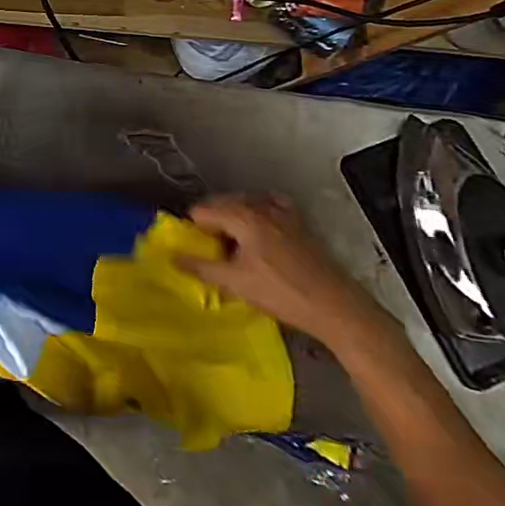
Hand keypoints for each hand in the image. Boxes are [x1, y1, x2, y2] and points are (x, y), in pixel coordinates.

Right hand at [180, 193, 388, 347]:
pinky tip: (256, 234)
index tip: (189, 246)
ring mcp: (282, 210)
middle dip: (211, 221)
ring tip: (229, 247)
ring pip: (246, 204)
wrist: (330, 302)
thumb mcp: (235, 283)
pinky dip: (256, 215)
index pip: (203, 209)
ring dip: (232, 219)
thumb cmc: (280, 293)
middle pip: (223, 203)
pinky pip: (267, 208)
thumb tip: (174, 257)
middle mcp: (261, 205)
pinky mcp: (297, 220)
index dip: (192, 226)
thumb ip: (201, 267)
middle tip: (205, 249)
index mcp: (243, 215)